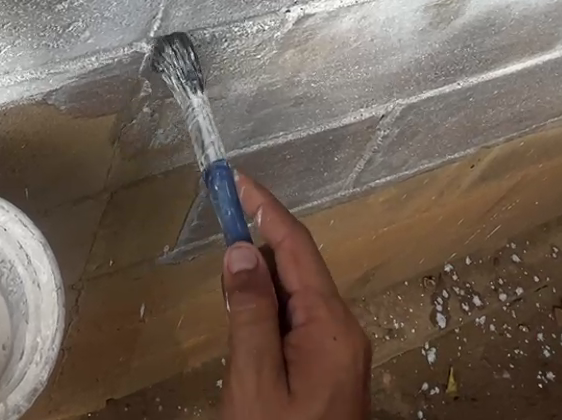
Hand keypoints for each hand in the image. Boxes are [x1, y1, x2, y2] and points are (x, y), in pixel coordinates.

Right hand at [221, 173, 370, 419]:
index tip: (233, 178)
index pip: (295, 246)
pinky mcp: (327, 369)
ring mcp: (337, 351)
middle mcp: (342, 330)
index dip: (264, 206)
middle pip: (296, 265)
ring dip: (259, 277)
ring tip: (227, 280)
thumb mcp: (255, 383)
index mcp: (332, 326)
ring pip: (293, 292)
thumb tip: (241, 249)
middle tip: (219, 219)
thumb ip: (249, 312)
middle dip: (257, 240)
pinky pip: (294, 319)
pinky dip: (266, 306)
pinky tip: (244, 318)